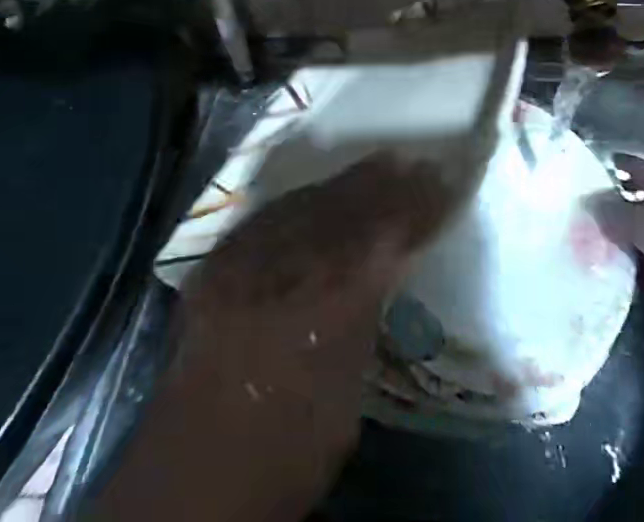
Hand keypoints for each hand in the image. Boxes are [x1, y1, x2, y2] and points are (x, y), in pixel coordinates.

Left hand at [102, 154, 465, 521]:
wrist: (192, 480)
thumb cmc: (291, 445)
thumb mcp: (352, 383)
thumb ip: (369, 311)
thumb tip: (389, 265)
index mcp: (336, 299)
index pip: (393, 229)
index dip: (425, 203)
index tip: (451, 182)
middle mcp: (292, 267)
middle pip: (353, 204)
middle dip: (391, 181)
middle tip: (421, 163)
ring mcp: (248, 262)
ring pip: (312, 201)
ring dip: (351, 182)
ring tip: (382, 164)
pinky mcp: (217, 266)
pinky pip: (271, 215)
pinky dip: (306, 199)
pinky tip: (321, 193)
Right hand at [591, 157, 643, 272]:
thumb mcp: (633, 223)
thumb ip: (611, 211)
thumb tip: (591, 199)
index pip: (634, 164)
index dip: (618, 164)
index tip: (601, 166)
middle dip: (629, 186)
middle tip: (607, 192)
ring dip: (639, 206)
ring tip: (618, 216)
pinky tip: (638, 234)